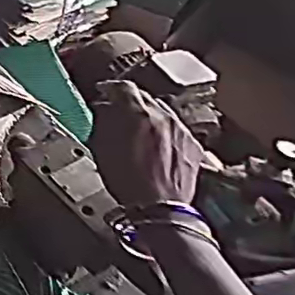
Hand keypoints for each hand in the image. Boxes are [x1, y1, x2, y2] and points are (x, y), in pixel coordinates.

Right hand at [90, 80, 202, 206]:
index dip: (110, 88)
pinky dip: (163, 132)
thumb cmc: (128, 181)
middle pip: (144, 97)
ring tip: (135, 132)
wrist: (159, 207)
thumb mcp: (101, 146)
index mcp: (137, 113)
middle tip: (116, 112)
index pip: (123, 87)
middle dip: (129, 102)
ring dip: (147, 117)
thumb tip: (103, 110)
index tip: (104, 92)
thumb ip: (102, 121)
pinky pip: (175, 129)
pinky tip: (153, 146)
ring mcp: (181, 130)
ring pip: (161, 112)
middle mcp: (163, 117)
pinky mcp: (193, 144)